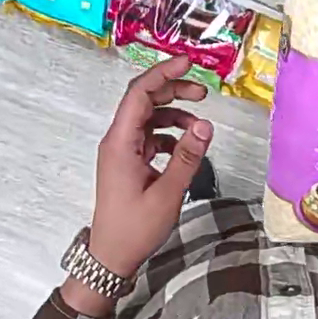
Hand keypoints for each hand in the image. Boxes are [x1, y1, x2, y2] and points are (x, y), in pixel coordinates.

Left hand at [86, 56, 212, 280]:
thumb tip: (205, 126)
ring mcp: (121, 152)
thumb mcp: (168, 193)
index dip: (163, 74)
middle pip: (143, 101)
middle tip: (202, 93)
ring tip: (200, 124)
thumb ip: (187, 157)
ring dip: (174, 115)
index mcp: (120, 143)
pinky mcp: (128, 164)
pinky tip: (186, 145)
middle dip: (172, 91)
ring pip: (148, 119)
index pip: (139, 93)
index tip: (188, 63)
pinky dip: (169, 135)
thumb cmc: (135, 228)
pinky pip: (149, 138)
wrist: (112, 255)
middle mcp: (117, 141)